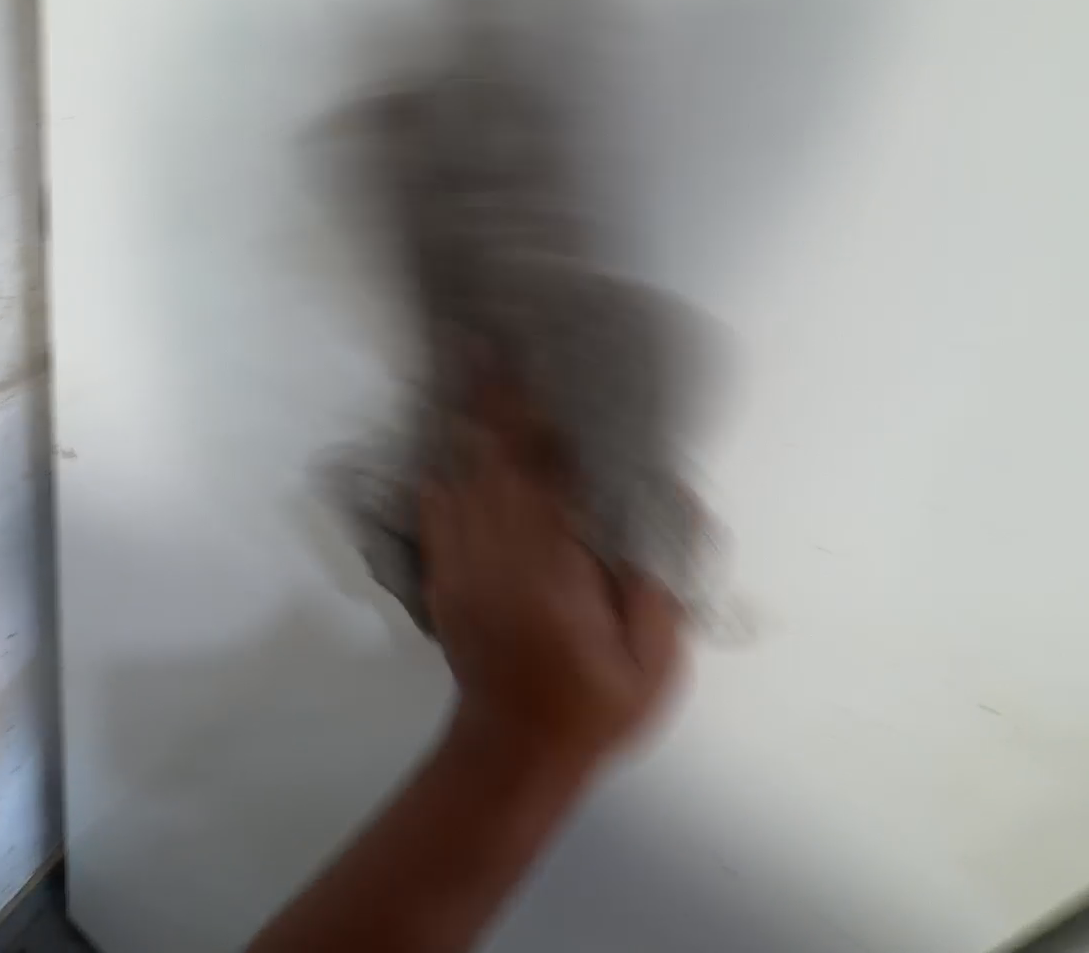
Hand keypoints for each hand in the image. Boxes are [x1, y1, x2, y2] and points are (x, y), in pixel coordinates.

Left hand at [420, 377, 684, 767]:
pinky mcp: (443, 577)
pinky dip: (438, 470)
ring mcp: (463, 563)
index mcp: (553, 566)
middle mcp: (500, 553)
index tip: (530, 369)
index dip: (536, 417)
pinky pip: (434, 512)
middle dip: (488, 398)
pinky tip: (439, 442)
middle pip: (492, 459)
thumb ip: (652, 580)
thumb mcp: (652, 658)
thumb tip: (654, 507)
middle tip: (480, 342)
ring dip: (461, 423)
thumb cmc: (592, 704)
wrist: (514, 747)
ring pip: (458, 476)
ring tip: (460, 372)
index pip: (545, 473)